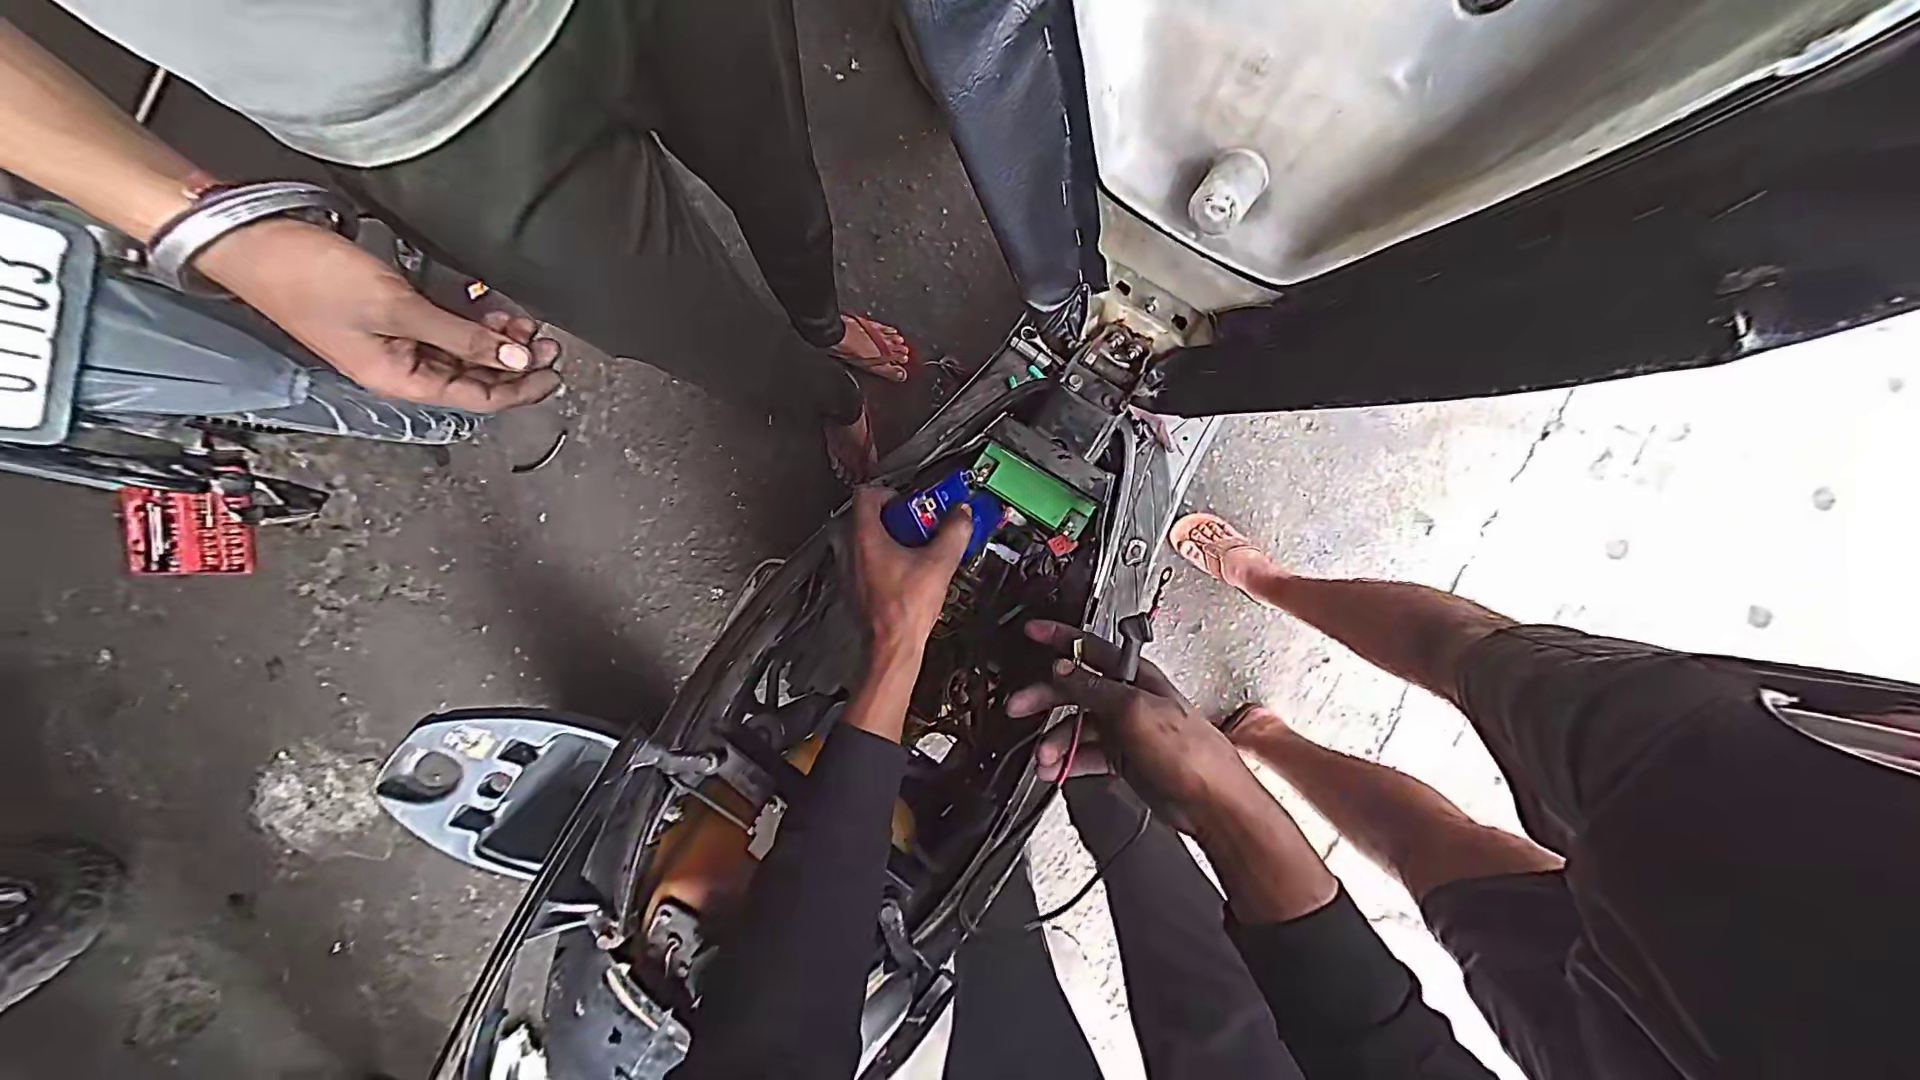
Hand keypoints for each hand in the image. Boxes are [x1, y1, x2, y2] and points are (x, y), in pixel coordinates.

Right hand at [195, 218, 561, 412]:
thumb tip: (516, 359)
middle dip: (517, 362)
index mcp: (403, 381)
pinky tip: (496, 310)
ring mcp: (401, 342)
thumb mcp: (399, 309)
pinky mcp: (398, 317)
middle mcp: (406, 368)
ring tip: (527, 324)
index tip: (553, 374)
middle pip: (479, 377)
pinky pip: (450, 329)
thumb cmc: (304, 275)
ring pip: (468, 352)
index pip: (481, 398)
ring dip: (500, 340)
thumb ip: (464, 337)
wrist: (243, 234)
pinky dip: (476, 322)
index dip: (522, 389)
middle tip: (548, 344)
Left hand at [849, 485, 972, 668]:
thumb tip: (962, 516)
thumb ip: (954, 532)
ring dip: (885, 537)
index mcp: (864, 536)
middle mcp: (848, 549)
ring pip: (861, 538)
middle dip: (891, 516)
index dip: (890, 493)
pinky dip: (879, 558)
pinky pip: (861, 560)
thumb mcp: (940, 563)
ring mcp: (846, 569)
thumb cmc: (905, 610)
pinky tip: (903, 571)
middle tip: (914, 524)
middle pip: (863, 515)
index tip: (909, 503)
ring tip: (911, 547)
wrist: (891, 646)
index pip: (866, 494)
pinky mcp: (851, 586)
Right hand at [1008, 620, 1250, 832]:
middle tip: (1019, 706)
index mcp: (1133, 675)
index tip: (1033, 631)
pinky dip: (1068, 761)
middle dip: (1044, 698)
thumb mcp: (1133, 710)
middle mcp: (1126, 698)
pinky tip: (1056, 769)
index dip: (1058, 637)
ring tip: (1044, 757)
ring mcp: (1124, 728)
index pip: (1088, 648)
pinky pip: (1086, 753)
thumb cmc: (1188, 751)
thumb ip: (1092, 687)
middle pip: (1074, 689)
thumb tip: (1061, 669)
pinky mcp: (1123, 756)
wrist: (1211, 802)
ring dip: (1055, 740)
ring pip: (1076, 726)